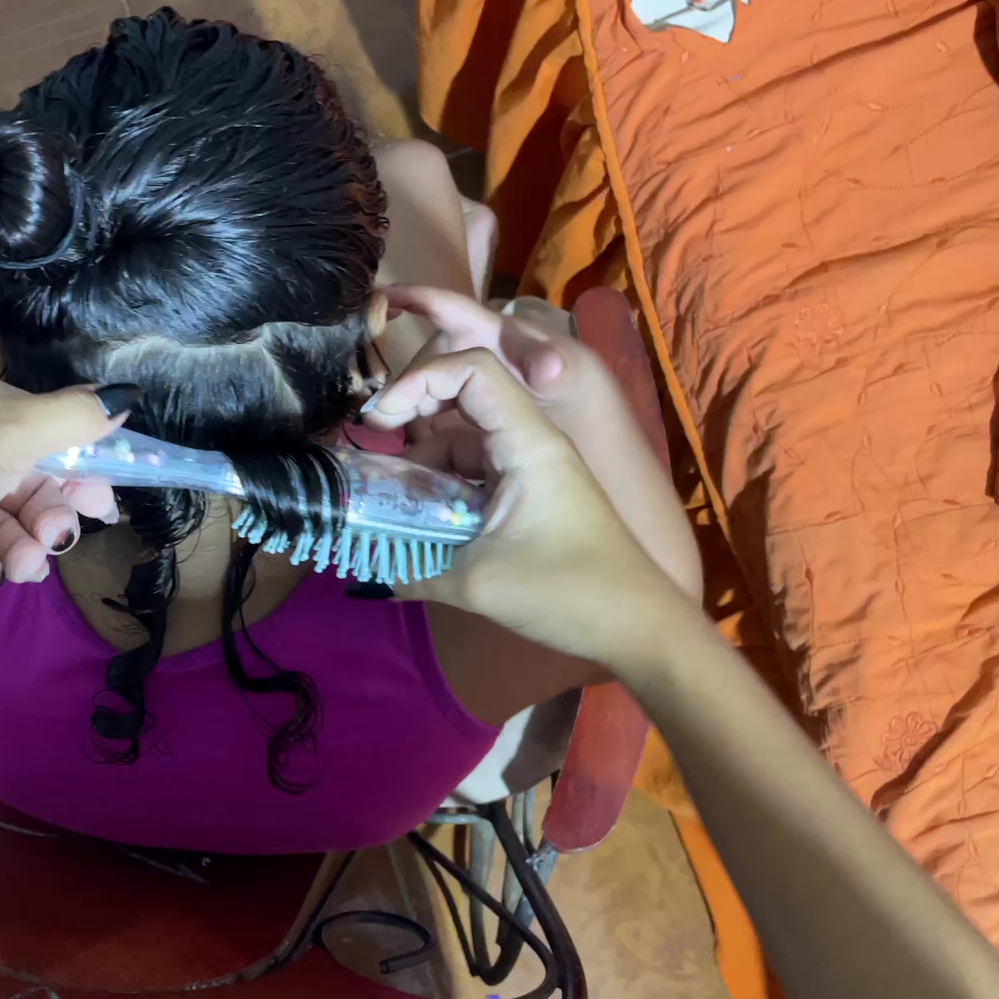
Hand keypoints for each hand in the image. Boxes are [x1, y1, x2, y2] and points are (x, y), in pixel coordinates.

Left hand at [0, 373, 131, 602]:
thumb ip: (72, 418)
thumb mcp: (9, 431)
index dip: (82, 472)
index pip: (51, 440)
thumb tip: (125, 397)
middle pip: (30, 490)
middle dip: (49, 520)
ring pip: (2, 531)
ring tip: (17, 567)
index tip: (104, 506)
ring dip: (20, 550)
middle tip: (52, 541)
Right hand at [369, 347, 693, 664]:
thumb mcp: (477, 583)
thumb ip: (411, 569)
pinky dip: (437, 484)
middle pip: (464, 393)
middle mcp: (529, 441)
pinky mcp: (523, 492)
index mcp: (528, 443)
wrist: (638, 628)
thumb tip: (359, 570)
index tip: (379, 419)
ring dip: (420, 457)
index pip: (473, 370)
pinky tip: (414, 514)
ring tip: (383, 491)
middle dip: (412, 405)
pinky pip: (469, 471)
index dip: (418, 380)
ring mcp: (527, 466)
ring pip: (460, 437)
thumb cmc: (569, 594)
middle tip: (372, 437)